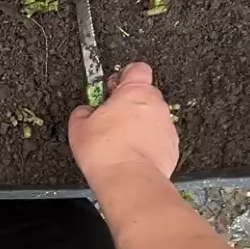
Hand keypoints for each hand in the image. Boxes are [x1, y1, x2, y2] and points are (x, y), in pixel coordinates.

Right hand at [69, 61, 178, 182]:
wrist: (128, 179)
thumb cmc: (105, 151)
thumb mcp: (78, 127)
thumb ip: (83, 112)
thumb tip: (85, 111)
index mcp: (134, 92)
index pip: (137, 69)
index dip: (124, 76)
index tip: (111, 87)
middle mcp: (155, 104)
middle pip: (144, 94)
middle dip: (128, 104)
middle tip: (110, 118)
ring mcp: (166, 125)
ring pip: (151, 117)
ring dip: (138, 125)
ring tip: (119, 142)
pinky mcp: (171, 145)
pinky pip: (157, 138)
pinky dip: (146, 143)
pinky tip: (130, 154)